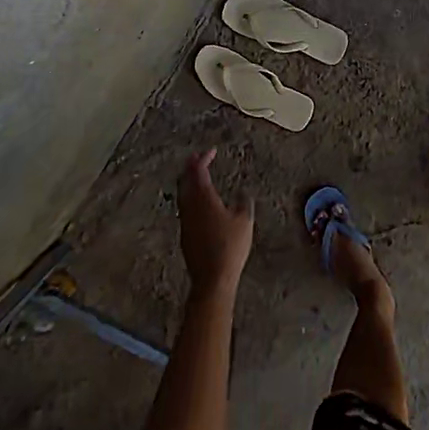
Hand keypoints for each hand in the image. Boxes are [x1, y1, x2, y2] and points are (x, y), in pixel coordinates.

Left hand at [177, 149, 253, 295]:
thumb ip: (244, 203)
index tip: (211, 151)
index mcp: (204, 199)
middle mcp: (190, 207)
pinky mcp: (185, 234)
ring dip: (189, 182)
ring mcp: (185, 221)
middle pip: (185, 181)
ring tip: (196, 177)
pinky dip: (191, 196)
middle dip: (191, 167)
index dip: (203, 159)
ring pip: (183, 194)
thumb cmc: (230, 247)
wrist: (212, 278)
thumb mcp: (245, 221)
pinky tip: (199, 203)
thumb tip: (244, 193)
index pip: (199, 172)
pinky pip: (185, 207)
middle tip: (197, 158)